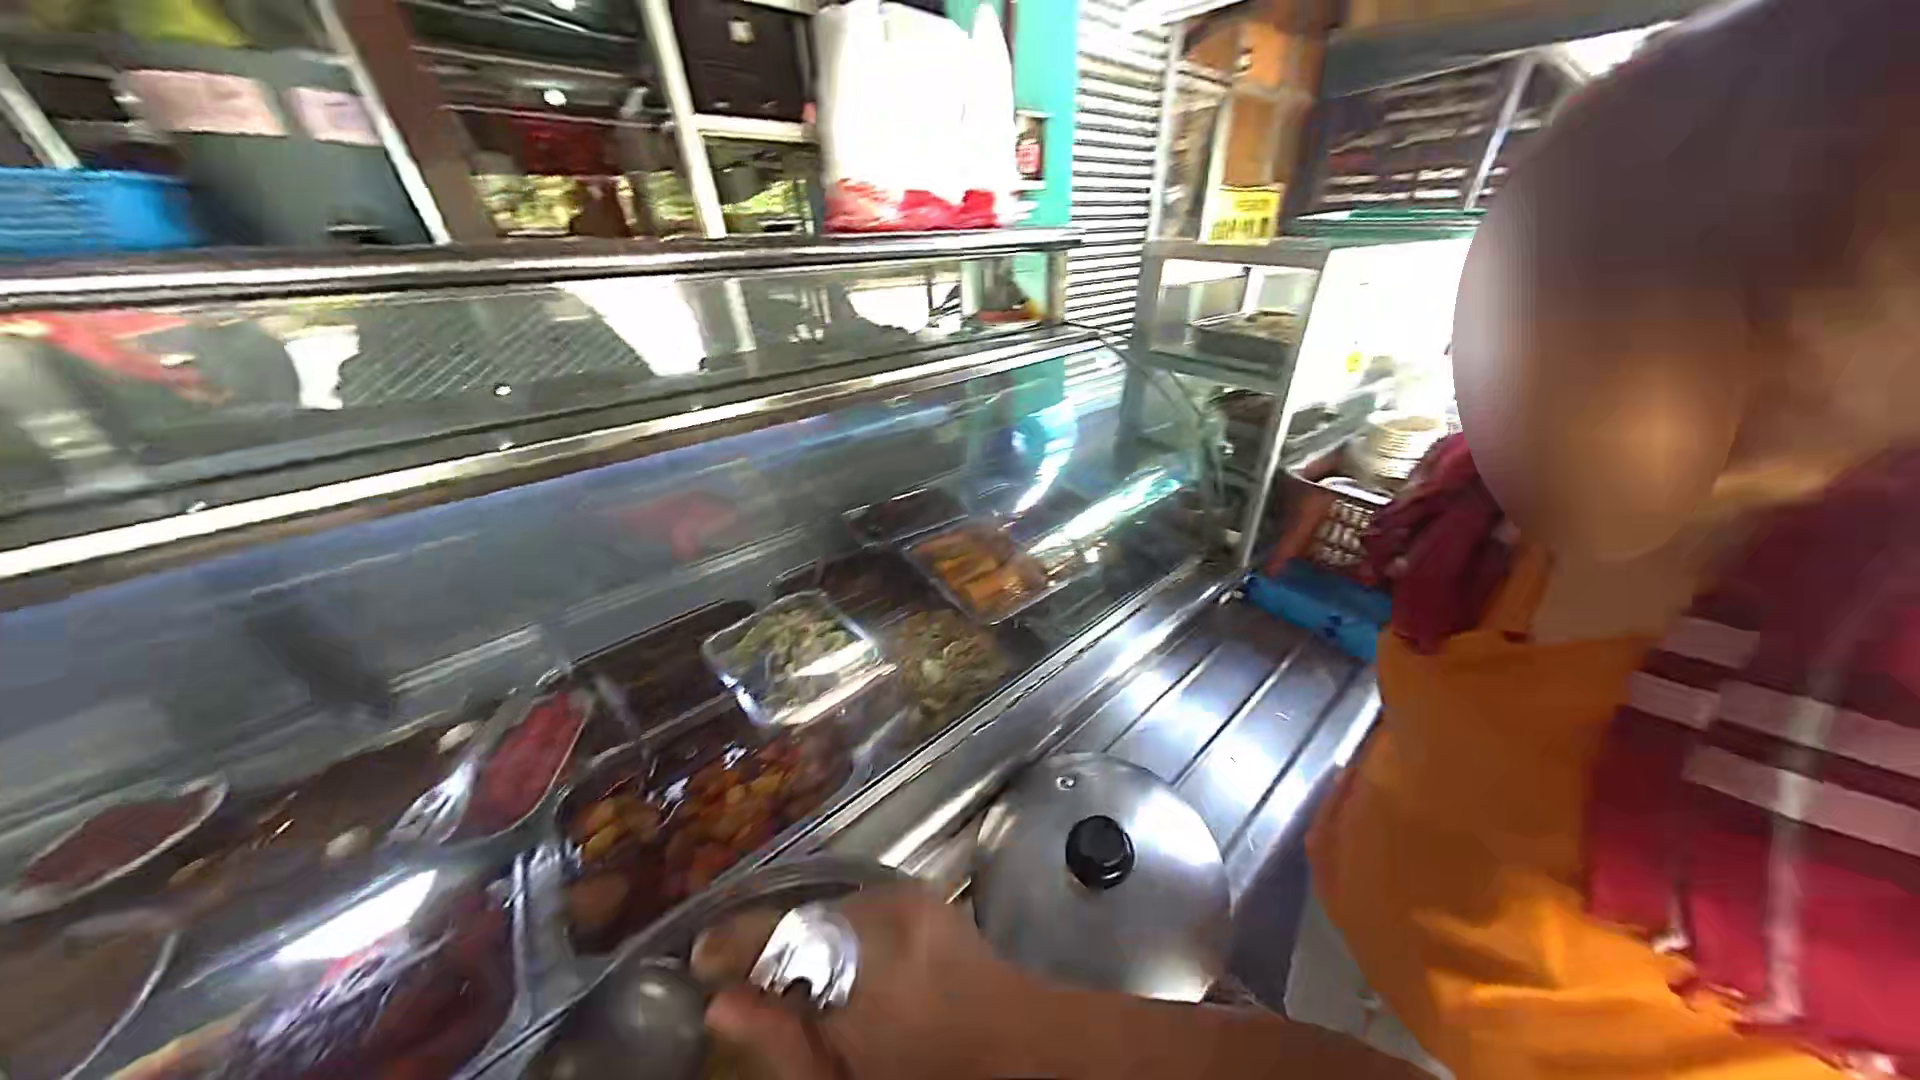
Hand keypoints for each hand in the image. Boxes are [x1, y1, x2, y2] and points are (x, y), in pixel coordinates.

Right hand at [690, 883, 1041, 1079]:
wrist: (1014, 1045)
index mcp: (858, 974)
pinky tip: (852, 958)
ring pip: (829, 905)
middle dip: (775, 941)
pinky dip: (844, 925)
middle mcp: (879, 917)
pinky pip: (860, 900)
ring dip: (812, 933)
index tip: (703, 958)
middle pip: (800, 916)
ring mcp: (903, 896)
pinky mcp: (918, 890)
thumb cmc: (922, 1074)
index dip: (734, 946)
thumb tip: (721, 1004)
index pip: (775, 941)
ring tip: (813, 971)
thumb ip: (781, 1043)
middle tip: (759, 977)